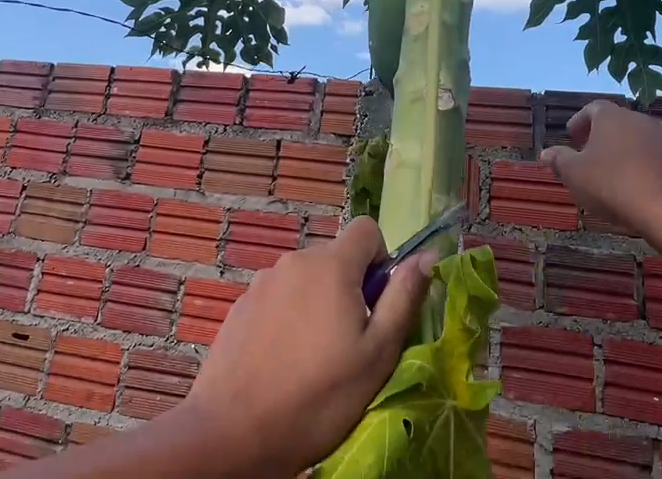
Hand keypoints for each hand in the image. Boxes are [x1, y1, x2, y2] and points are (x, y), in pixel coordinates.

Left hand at [178, 217, 436, 475]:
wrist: (233, 432)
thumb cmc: (318, 397)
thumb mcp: (376, 354)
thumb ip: (403, 298)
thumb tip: (428, 255)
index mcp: (330, 265)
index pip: (366, 229)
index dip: (380, 260)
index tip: (376, 304)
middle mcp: (294, 261)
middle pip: (335, 258)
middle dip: (350, 288)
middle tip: (350, 343)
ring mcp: (262, 282)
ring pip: (306, 279)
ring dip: (318, 304)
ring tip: (314, 359)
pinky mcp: (241, 305)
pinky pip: (278, 298)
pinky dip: (289, 318)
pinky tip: (284, 362)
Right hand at [540, 100, 661, 251]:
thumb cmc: (614, 186)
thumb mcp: (575, 175)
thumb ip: (559, 160)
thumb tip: (546, 153)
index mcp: (613, 117)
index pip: (593, 108)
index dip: (580, 121)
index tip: (572, 137)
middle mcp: (642, 121)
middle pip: (618, 124)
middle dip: (602, 138)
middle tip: (589, 157)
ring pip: (639, 143)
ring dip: (625, 155)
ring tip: (613, 178)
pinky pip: (658, 162)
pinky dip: (645, 170)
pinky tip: (638, 192)